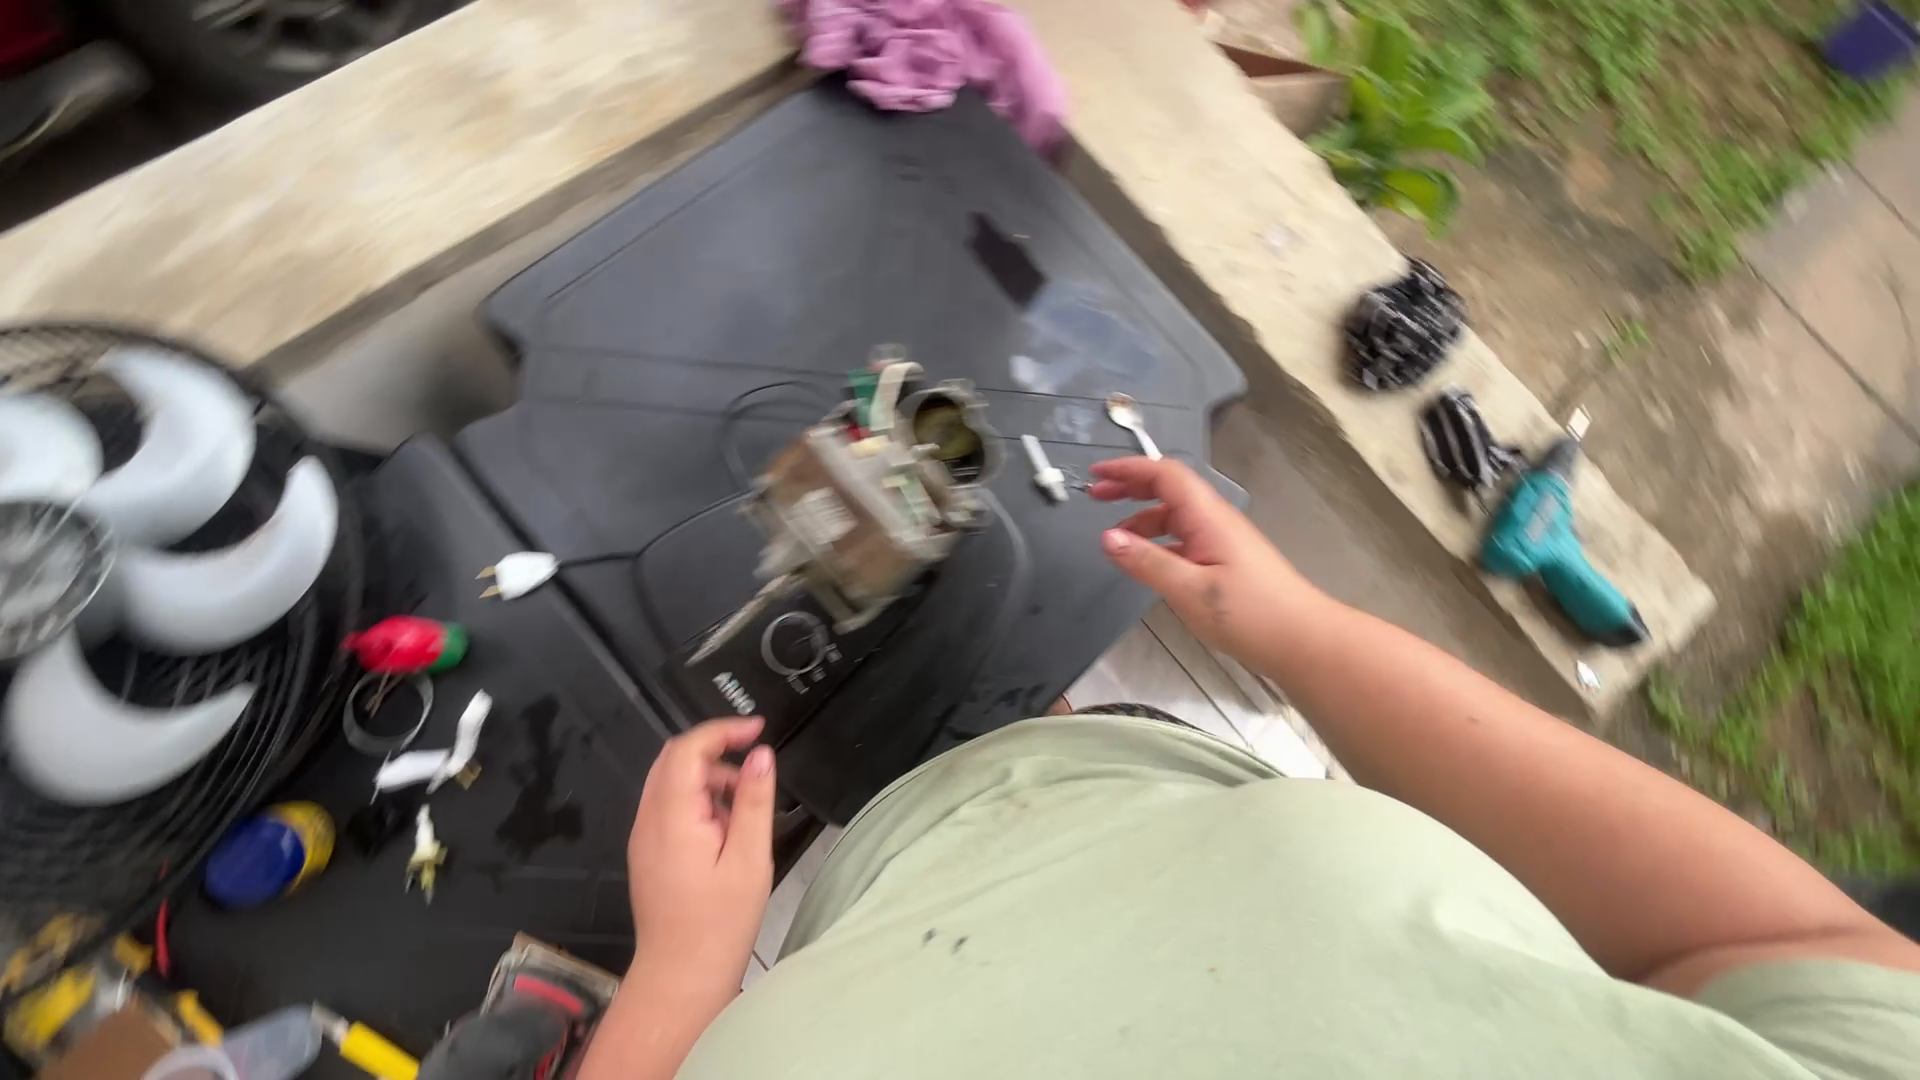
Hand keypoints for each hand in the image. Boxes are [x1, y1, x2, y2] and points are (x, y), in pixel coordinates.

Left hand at [625, 717, 775, 1005]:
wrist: (680, 979)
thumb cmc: (720, 923)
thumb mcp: (749, 858)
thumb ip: (753, 800)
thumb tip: (760, 754)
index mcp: (671, 818)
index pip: (686, 750)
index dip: (722, 730)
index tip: (758, 729)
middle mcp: (648, 821)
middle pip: (673, 758)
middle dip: (716, 749)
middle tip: (753, 761)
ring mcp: (643, 837)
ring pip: (671, 780)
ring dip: (709, 776)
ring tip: (744, 806)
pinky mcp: (648, 851)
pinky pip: (669, 804)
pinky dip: (698, 797)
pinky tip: (725, 827)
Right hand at [1090, 456, 1317, 659]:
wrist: (1303, 640)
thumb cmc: (1251, 614)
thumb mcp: (1190, 590)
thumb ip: (1147, 563)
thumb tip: (1107, 538)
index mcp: (1208, 516)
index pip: (1164, 474)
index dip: (1128, 469)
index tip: (1097, 474)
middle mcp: (1215, 519)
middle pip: (1169, 488)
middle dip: (1130, 486)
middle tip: (1097, 496)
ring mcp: (1221, 539)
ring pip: (1175, 515)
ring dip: (1141, 517)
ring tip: (1114, 538)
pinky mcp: (1224, 559)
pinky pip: (1184, 537)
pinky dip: (1157, 540)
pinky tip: (1145, 560)